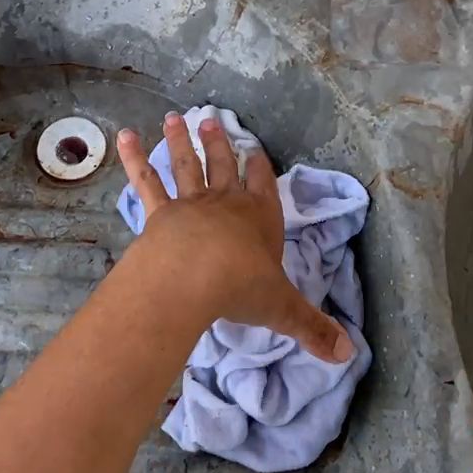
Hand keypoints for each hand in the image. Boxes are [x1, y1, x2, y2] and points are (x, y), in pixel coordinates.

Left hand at [116, 113, 353, 362]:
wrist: (193, 277)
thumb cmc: (242, 287)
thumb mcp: (284, 310)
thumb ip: (313, 328)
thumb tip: (348, 354)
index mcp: (260, 218)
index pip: (263, 186)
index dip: (260, 167)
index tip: (255, 148)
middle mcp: (226, 203)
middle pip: (223, 166)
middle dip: (219, 144)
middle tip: (210, 120)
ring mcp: (190, 204)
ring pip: (186, 165)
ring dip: (180, 141)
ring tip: (174, 117)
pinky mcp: (159, 212)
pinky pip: (145, 181)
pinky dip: (134, 157)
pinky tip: (124, 136)